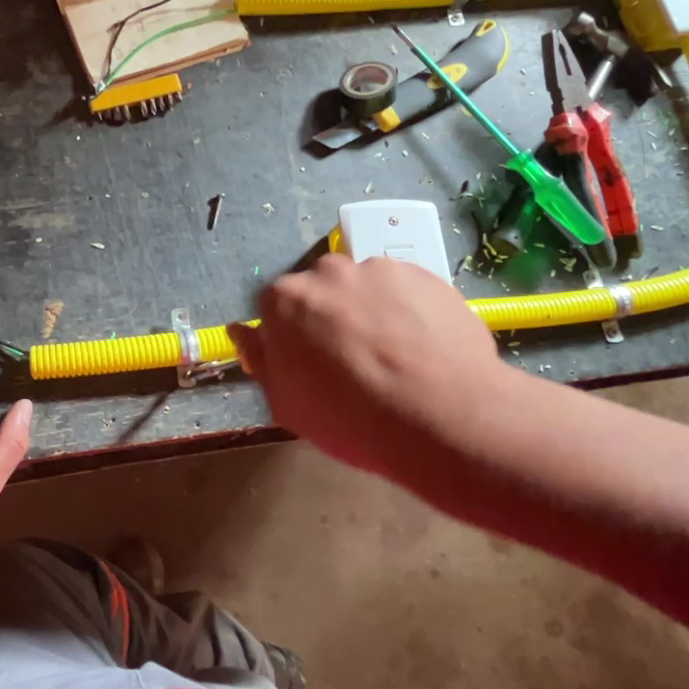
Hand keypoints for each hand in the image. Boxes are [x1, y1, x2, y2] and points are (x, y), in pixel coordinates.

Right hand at [228, 255, 501, 478]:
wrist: (444, 419)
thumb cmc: (352, 419)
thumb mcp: (286, 404)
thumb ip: (261, 360)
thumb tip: (243, 330)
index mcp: (284, 300)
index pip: (277, 308)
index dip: (294, 336)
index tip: (312, 363)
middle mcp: (327, 271)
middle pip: (321, 290)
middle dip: (331, 316)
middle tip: (354, 360)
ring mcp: (379, 268)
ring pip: (366, 287)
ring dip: (372, 310)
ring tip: (396, 355)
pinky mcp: (425, 274)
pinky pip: (406, 289)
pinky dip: (409, 310)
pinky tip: (423, 347)